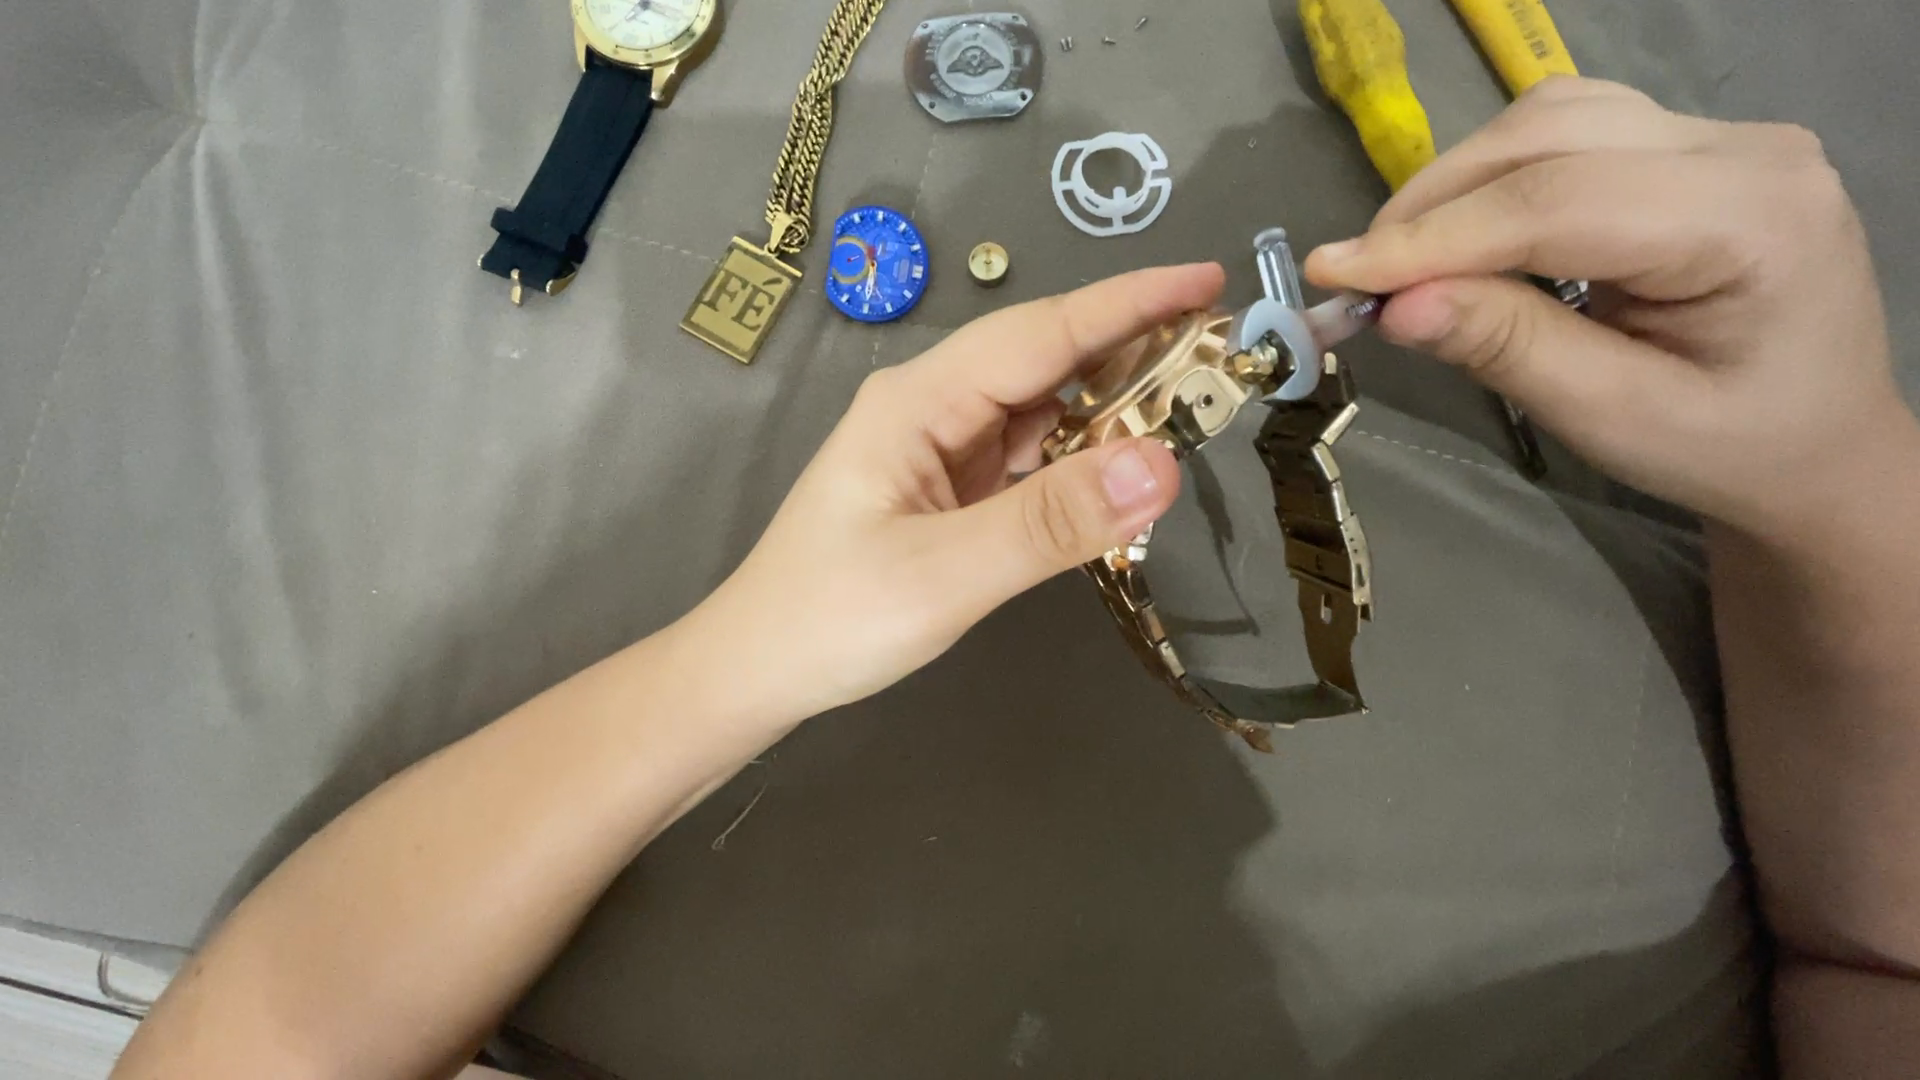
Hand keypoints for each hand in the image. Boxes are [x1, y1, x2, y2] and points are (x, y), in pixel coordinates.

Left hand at [690, 265, 1224, 724]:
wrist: (760, 669)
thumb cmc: (831, 617)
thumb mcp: (943, 575)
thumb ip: (1049, 523)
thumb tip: (1164, 466)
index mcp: (918, 401)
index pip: (1040, 333)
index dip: (1128, 304)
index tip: (1209, 278)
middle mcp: (932, 410)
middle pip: (1046, 365)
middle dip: (1132, 355)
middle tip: (1222, 360)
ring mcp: (940, 452)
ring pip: (1041, 415)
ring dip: (1110, 415)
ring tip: (1192, 415)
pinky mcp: (949, 493)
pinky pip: (1028, 463)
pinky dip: (1078, 467)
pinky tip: (1118, 480)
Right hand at [1303, 77, 1917, 540]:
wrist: (1811, 436)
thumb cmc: (1721, 444)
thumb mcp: (1609, 415)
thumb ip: (1507, 350)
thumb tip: (1395, 310)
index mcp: (1747, 219)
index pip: (1554, 203)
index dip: (1428, 239)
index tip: (1329, 274)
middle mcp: (1739, 149)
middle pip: (1545, 137)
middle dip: (1429, 207)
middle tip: (1355, 279)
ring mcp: (1712, 138)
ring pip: (1545, 121)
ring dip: (1449, 187)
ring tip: (1394, 261)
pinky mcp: (1677, 151)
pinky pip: (1559, 134)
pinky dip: (1483, 181)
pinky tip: (1453, 234)